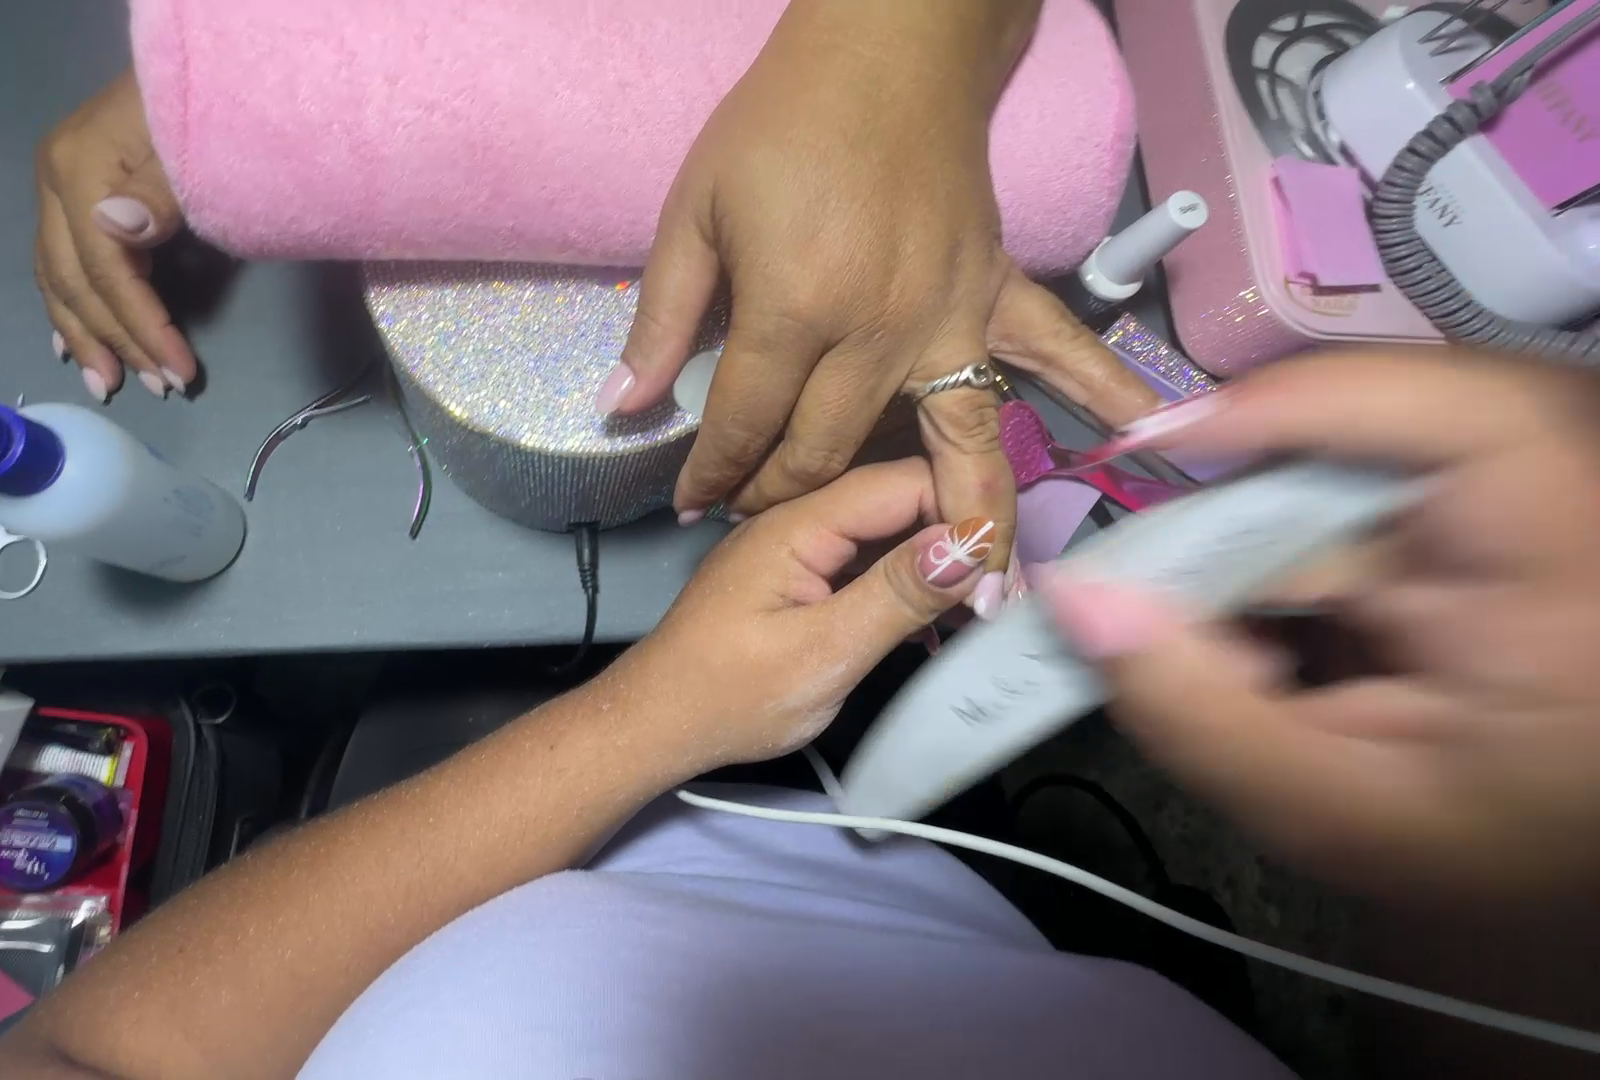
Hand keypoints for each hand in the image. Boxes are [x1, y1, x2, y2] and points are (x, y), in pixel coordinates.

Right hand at [34, 71, 195, 402]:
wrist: (193, 68)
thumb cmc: (199, 113)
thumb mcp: (186, 152)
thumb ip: (157, 193)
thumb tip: (117, 227)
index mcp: (79, 174)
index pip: (107, 274)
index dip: (143, 328)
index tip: (180, 373)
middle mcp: (56, 183)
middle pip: (76, 283)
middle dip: (116, 342)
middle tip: (155, 389)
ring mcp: (59, 189)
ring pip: (59, 279)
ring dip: (87, 336)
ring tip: (107, 381)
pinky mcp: (75, 197)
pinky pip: (62, 263)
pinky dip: (71, 308)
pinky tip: (72, 342)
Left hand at [602, 458, 993, 773]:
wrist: (658, 722)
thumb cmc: (731, 695)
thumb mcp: (822, 652)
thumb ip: (895, 595)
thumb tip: (970, 542)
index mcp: (798, 523)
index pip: (903, 482)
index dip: (964, 516)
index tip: (1002, 578)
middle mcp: (797, 521)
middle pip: (897, 502)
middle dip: (956, 542)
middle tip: (1002, 601)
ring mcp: (795, 549)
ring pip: (884, 535)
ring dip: (933, 568)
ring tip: (978, 616)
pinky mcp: (795, 577)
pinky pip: (861, 563)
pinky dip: (901, 587)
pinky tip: (931, 623)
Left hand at [606, 0, 1158, 606]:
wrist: (885, 42)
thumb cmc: (777, 127)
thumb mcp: (693, 215)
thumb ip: (658, 320)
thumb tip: (621, 405)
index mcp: (794, 312)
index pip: (745, 426)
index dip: (712, 473)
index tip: (693, 503)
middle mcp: (878, 334)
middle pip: (828, 453)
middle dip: (783, 496)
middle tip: (753, 519)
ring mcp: (949, 317)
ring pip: (948, 440)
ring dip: (951, 517)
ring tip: (969, 590)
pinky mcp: (995, 290)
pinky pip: (1054, 349)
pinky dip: (1099, 391)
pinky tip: (1144, 437)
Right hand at [1041, 351, 1599, 897]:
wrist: (1540, 865)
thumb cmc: (1455, 850)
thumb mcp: (1307, 805)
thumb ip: (1182, 708)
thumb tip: (1071, 595)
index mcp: (1573, 599)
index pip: (1478, 424)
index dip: (1312, 399)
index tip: (1169, 441)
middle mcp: (1560, 531)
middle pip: (1382, 431)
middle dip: (1240, 492)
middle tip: (1145, 558)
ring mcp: (1511, 527)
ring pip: (1346, 470)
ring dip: (1243, 537)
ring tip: (1208, 629)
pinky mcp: (1467, 532)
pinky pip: (1342, 504)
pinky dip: (1264, 554)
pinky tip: (1248, 626)